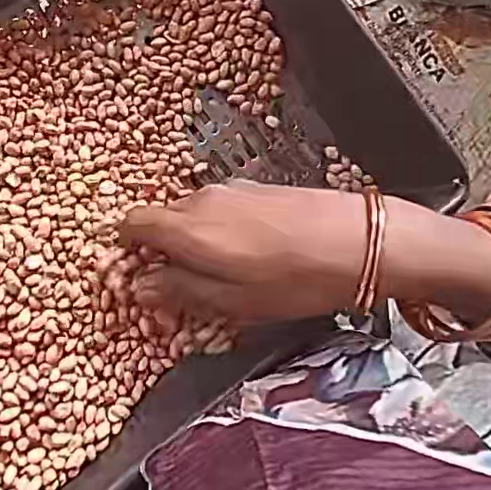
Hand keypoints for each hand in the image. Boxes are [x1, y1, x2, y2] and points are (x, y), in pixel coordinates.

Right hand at [118, 181, 453, 321]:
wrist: (362, 241)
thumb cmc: (293, 280)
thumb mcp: (231, 301)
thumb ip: (178, 289)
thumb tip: (139, 285)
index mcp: (186, 228)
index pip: (132, 223)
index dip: (128, 249)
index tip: (141, 272)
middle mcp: (201, 200)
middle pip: (161, 218)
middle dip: (163, 248)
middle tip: (185, 283)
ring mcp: (230, 190)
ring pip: (192, 213)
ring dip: (194, 240)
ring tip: (226, 272)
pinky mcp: (256, 188)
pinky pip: (219, 208)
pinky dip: (219, 229)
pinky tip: (252, 253)